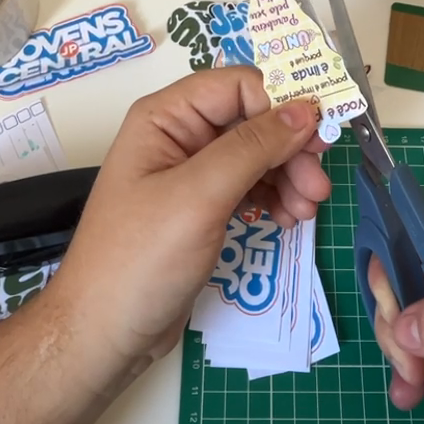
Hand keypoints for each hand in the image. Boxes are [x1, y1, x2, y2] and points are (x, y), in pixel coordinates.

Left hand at [47, 67, 330, 381]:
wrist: (104, 337)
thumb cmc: (140, 259)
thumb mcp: (200, 196)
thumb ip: (253, 147)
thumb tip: (306, 109)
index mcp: (166, 117)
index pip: (237, 86)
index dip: (280, 104)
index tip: (318, 137)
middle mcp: (179, 136)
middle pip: (252, 120)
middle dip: (290, 148)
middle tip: (319, 184)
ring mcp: (191, 173)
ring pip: (256, 154)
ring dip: (288, 175)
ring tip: (308, 209)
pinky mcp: (202, 207)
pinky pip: (250, 185)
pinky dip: (274, 197)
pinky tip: (289, 219)